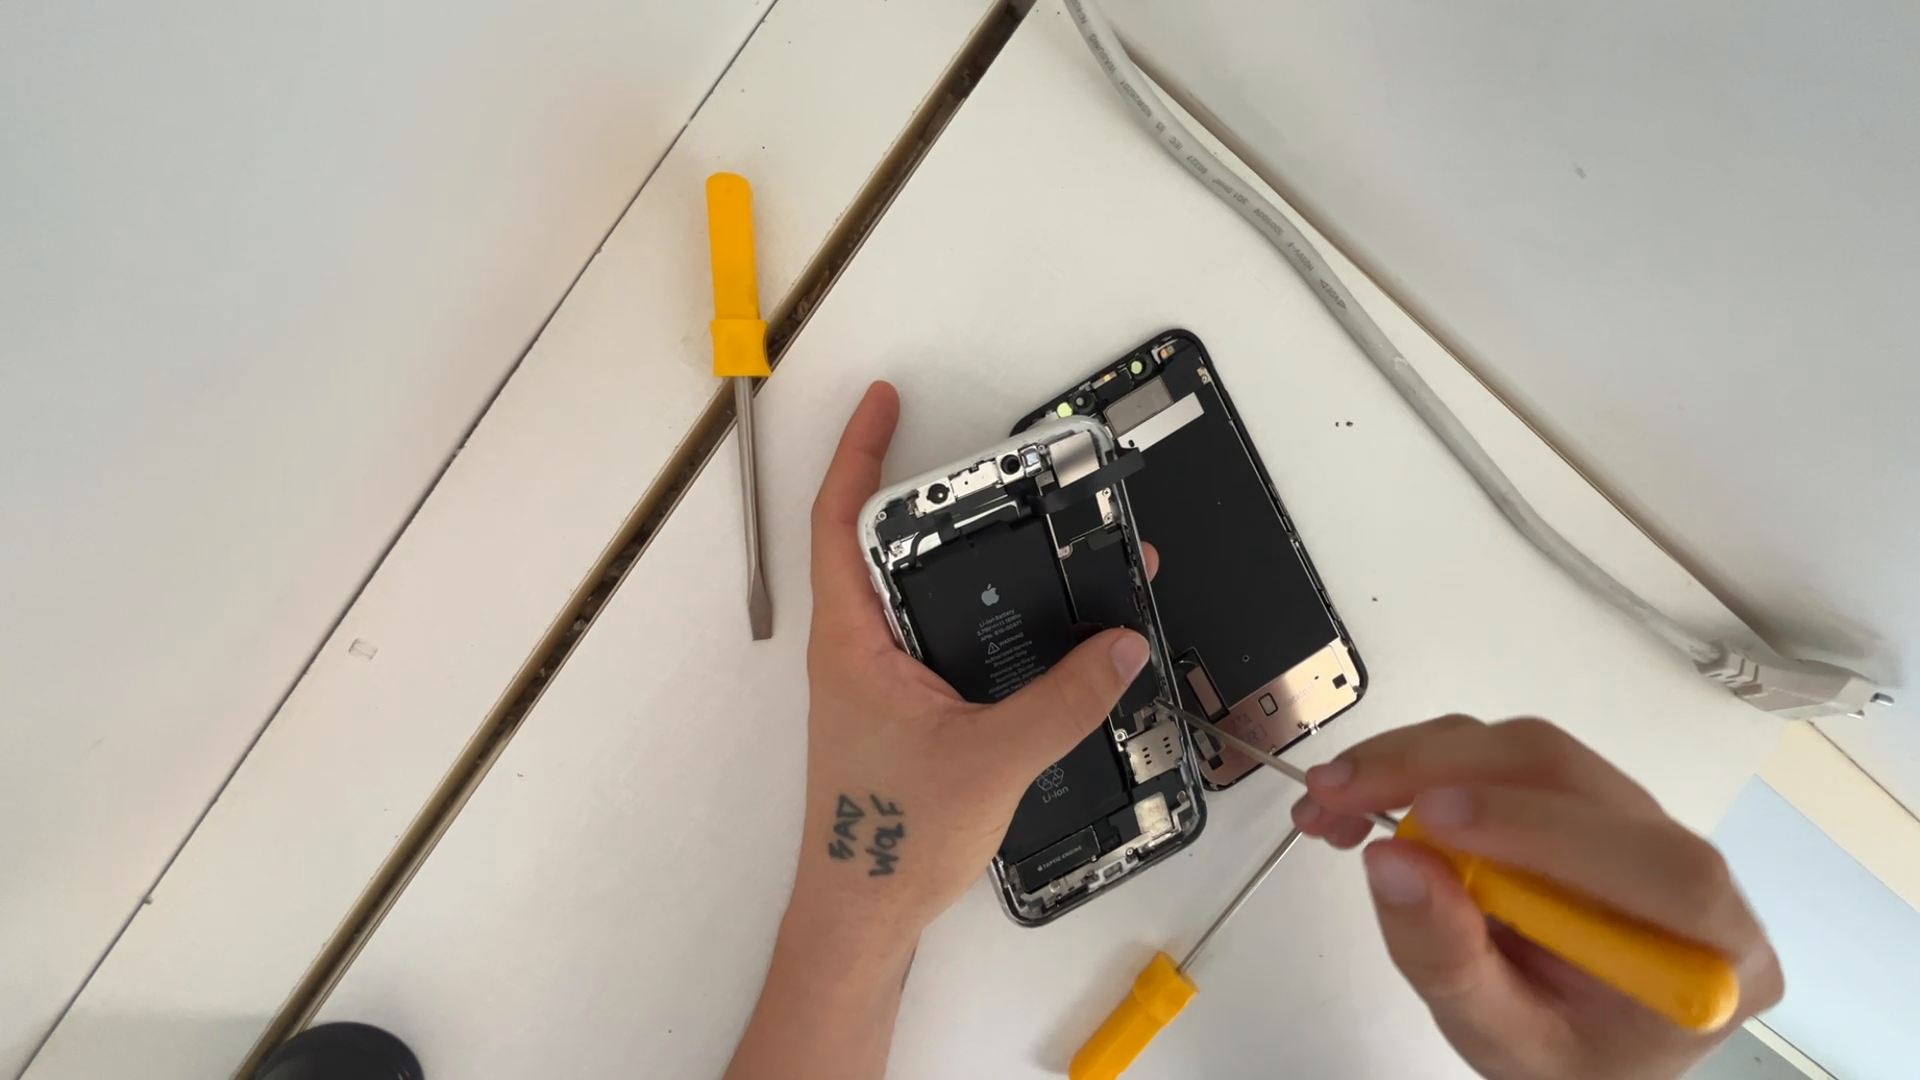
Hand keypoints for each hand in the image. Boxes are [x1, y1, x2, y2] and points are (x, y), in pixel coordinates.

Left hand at [792, 380, 1153, 948]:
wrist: (865, 915)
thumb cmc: (895, 838)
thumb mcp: (990, 760)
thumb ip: (1063, 700)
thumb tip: (1123, 647)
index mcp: (852, 639)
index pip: (839, 522)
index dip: (858, 453)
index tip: (882, 402)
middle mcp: (858, 645)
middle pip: (880, 543)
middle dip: (929, 497)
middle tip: (984, 469)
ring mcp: (878, 673)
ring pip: (912, 589)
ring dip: (955, 557)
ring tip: (1017, 533)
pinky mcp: (902, 701)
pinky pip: (934, 631)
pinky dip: (971, 608)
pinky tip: (1020, 616)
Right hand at [1292, 716, 1782, 1079]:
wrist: (1562, 1028)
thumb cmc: (1550, 1049)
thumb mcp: (1497, 1037)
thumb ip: (1449, 959)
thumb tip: (1388, 860)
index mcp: (1705, 948)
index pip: (1658, 868)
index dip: (1540, 827)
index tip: (1427, 818)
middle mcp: (1674, 859)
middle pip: (1560, 773)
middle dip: (1429, 767)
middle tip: (1330, 791)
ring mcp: (1616, 812)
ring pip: (1511, 745)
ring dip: (1403, 758)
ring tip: (1326, 800)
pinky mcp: (1558, 789)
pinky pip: (1483, 748)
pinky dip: (1406, 760)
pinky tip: (1357, 795)